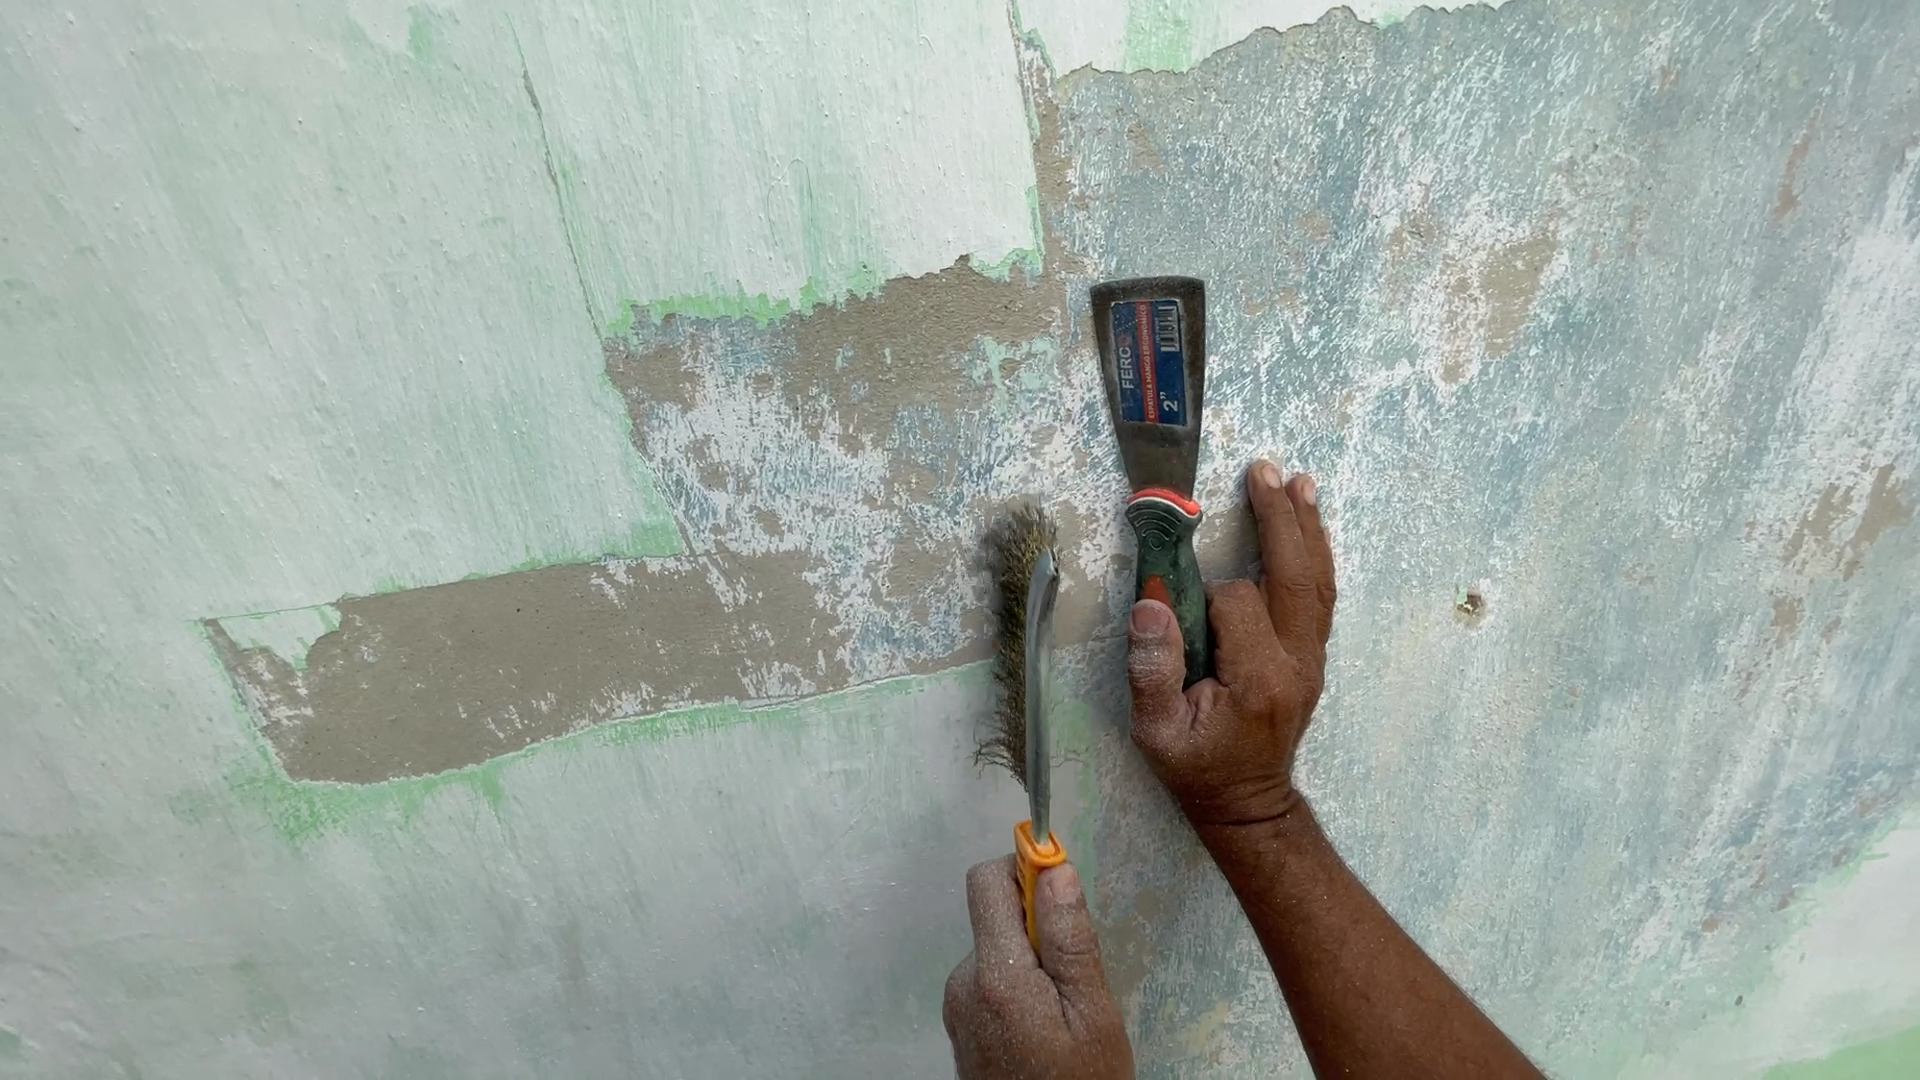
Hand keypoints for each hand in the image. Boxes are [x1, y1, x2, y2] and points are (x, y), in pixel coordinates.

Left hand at [943, 857, 1132, 1078]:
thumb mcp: (1092, 1016)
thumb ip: (1071, 939)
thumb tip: (1056, 868)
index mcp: (994, 973)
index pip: (986, 881)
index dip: (1022, 866)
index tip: (1058, 883)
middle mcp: (963, 980)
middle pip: (995, 913)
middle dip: (1036, 921)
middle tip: (1074, 968)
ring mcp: (957, 1003)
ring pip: (998, 946)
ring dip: (1031, 956)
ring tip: (1063, 1008)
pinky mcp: (961, 1022)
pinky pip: (991, 975)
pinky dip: (1019, 981)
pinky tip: (1044, 1024)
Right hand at [1127, 461, 1334, 827]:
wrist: (1248, 804)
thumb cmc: (1196, 768)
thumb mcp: (1155, 731)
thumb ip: (1151, 668)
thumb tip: (1152, 602)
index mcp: (1257, 677)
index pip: (1236, 602)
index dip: (1202, 594)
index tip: (1176, 603)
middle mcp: (1296, 661)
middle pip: (1294, 575)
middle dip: (1279, 519)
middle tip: (1264, 469)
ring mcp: (1312, 658)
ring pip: (1317, 581)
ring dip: (1306, 527)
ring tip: (1296, 482)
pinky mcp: (1312, 656)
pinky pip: (1319, 595)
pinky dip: (1314, 553)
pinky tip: (1308, 526)